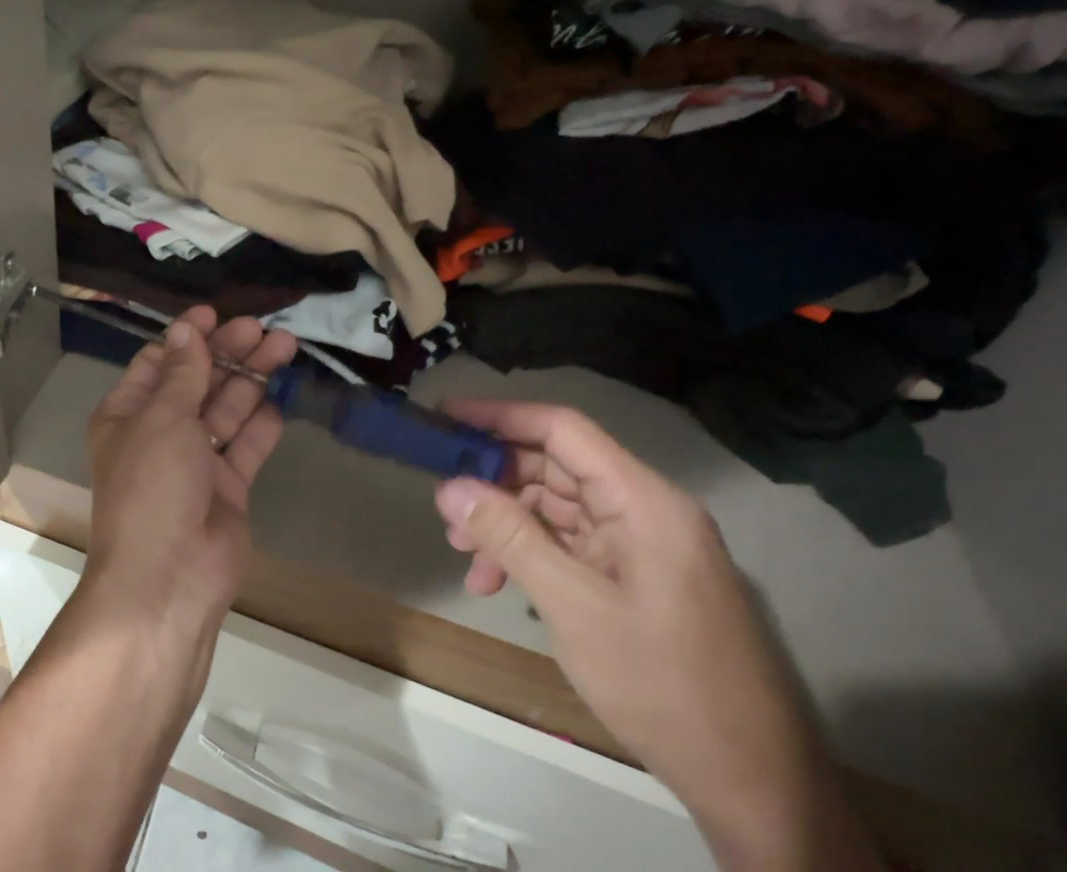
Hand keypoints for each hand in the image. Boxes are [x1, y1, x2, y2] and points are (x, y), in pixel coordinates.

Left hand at [82, 306, 297, 640]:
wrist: (169, 578)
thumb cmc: (152, 488)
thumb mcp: (161, 420)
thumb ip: (182, 375)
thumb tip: (185, 329)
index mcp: (127, 415)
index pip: (158, 364)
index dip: (187, 338)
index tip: (218, 313)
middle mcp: (158, 434)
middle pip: (197, 382)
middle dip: (227, 354)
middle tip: (263, 330)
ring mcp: (194, 463)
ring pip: (226, 410)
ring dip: (251, 380)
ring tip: (285, 347)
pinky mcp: (226, 488)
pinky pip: (245, 447)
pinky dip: (260, 425)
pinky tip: (278, 400)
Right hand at [434, 401, 883, 870]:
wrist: (746, 771)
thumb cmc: (659, 681)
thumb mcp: (572, 605)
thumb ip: (511, 537)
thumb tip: (449, 486)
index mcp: (643, 502)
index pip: (564, 431)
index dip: (500, 417)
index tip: (442, 420)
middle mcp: (646, 511)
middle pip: (557, 468)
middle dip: (494, 482)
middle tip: (441, 506)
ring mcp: (644, 546)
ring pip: (558, 509)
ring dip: (506, 525)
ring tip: (464, 556)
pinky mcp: (638, 577)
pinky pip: (572, 545)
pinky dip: (530, 556)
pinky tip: (497, 584)